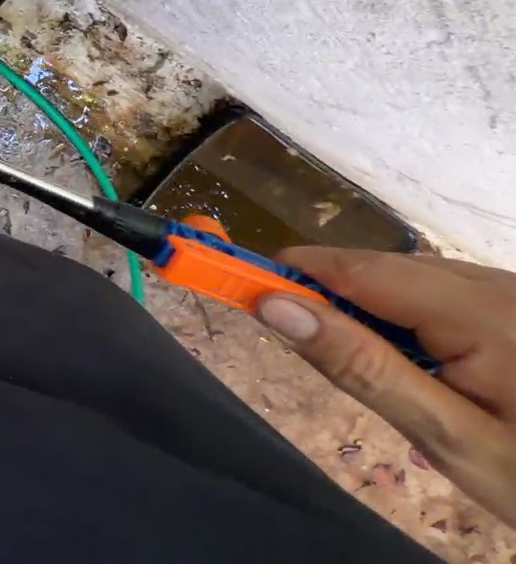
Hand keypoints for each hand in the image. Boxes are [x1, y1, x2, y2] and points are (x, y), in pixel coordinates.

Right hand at [257, 248, 515, 524]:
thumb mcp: (453, 440)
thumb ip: (360, 366)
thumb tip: (269, 305)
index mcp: (481, 312)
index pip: (344, 267)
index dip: (279, 272)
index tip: (220, 282)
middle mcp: (499, 284)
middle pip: (371, 269)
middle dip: (332, 304)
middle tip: (333, 365)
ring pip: (404, 278)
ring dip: (374, 314)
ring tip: (407, 381)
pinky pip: (442, 290)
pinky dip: (415, 317)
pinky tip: (444, 367)